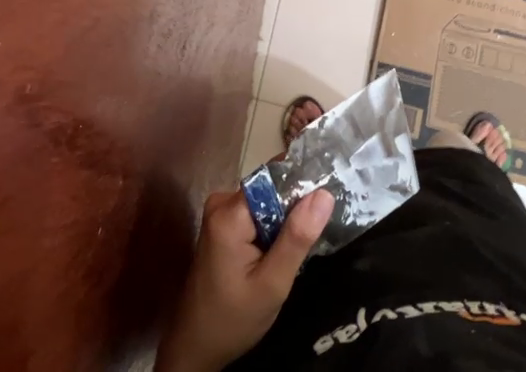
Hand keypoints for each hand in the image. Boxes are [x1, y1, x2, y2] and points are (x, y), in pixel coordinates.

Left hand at [156, 188, 333, 371]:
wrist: (197, 344)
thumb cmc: (234, 319)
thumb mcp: (273, 284)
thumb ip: (296, 238)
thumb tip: (324, 194)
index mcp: (229, 213)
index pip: (275, 180)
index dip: (303, 190)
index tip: (327, 207)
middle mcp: (221, 203)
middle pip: (270, 190)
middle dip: (294, 211)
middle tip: (313, 238)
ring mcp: (220, 214)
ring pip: (266, 203)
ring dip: (285, 223)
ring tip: (301, 248)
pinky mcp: (223, 226)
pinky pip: (257, 214)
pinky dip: (272, 230)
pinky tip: (280, 253)